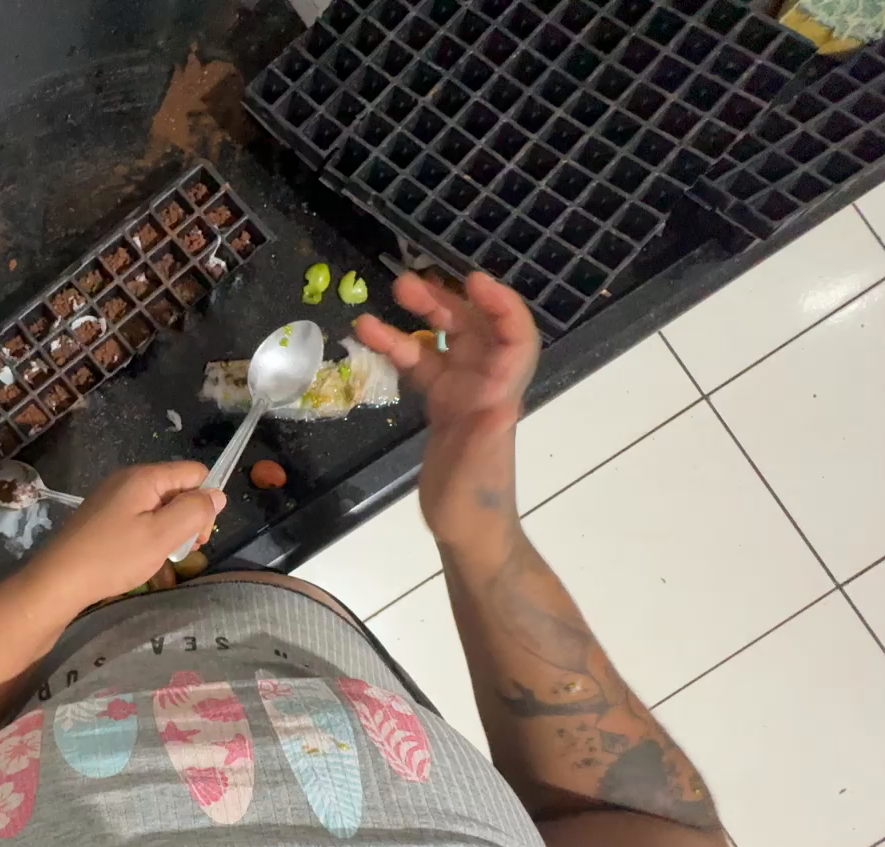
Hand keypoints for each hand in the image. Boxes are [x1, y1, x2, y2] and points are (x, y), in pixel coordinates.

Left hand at [21, 462, 225, 612]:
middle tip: (182, 552)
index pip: (195, 473)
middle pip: (177, 488)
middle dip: (188, 517)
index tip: (199, 535)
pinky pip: (139, 516)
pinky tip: (140, 556)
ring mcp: (113, 497)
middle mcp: (128, 479)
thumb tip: (218, 494)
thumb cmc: (113, 557)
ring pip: (159, 505)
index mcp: (144, 477)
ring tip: (160, 557)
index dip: (205, 501)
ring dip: (169, 530)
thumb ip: (194, 511)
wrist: (59, 580)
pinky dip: (148, 534)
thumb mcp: (162, 535)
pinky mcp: (103, 516)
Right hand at [355, 272, 539, 557]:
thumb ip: (486, 440)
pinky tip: (372, 341)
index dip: (499, 305)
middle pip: (471, 330)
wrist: (468, 528)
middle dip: (443, 303)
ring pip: (442, 343)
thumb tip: (505, 405)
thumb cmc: (473, 505)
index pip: (512, 338)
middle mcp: (484, 385)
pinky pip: (422, 367)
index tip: (471, 280)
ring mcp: (462, 393)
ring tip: (377, 310)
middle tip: (405, 285)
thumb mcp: (475, 475)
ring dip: (416, 321)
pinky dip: (399, 351)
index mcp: (497, 396)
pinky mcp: (443, 406)